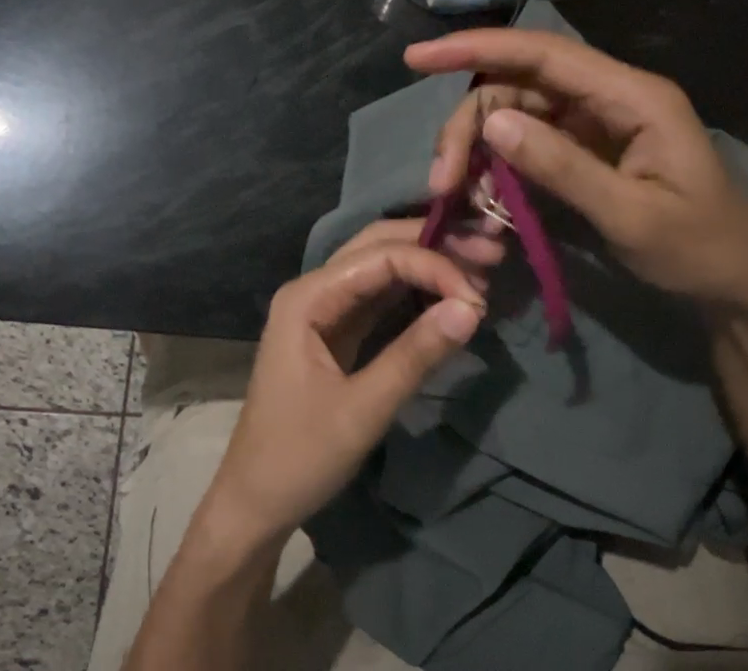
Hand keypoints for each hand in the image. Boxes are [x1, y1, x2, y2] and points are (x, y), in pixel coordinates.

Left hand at [201, 225, 490, 548]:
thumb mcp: (363, 410)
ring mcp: (324, 310)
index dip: (434, 266)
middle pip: (379, 246)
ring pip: (382, 268)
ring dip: (429, 266)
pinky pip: (380, 298)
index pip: (380, 255)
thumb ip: (415, 355)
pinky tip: (450, 300)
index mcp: (307, 298)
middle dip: (435, 245)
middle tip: (492, 255)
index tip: (478, 300)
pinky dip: (417, 294)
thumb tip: (471, 309)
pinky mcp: (336, 333)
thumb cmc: (300, 456)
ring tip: (482, 275)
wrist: (256, 501)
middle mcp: (313, 291)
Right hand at [405, 29, 747, 311]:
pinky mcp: (588, 150)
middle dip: (469, 124)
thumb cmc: (700, 250)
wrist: (740, 287)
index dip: (476, 48)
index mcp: (632, 96)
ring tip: (456, 196)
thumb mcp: (632, 216)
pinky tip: (482, 200)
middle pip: (518, 85)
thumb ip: (562, 167)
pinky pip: (528, 143)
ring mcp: (597, 123)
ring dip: (478, 148)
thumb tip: (491, 122)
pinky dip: (498, 167)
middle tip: (441, 181)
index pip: (542, 54)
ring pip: (516, 113)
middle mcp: (609, 97)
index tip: (417, 59)